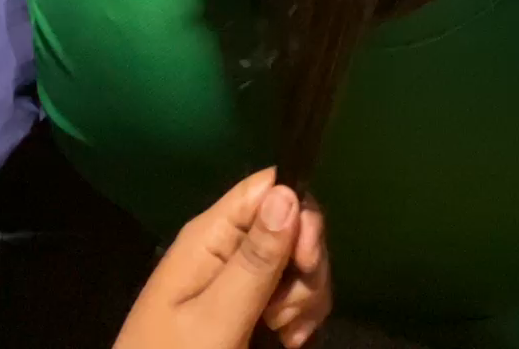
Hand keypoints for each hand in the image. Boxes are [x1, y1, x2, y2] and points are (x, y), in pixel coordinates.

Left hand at [114, 168, 332, 348]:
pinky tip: (290, 341)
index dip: (299, 210)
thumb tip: (288, 191)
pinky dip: (301, 314)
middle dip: (306, 265)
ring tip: (286, 336)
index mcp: (211, 234)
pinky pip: (292, 291)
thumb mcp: (214, 320)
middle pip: (291, 223)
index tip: (307, 258)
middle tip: (286, 316)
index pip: (268, 186)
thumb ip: (254, 260)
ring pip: (297, 259)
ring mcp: (240, 276)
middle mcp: (227, 245)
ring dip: (304, 295)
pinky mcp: (251, 304)